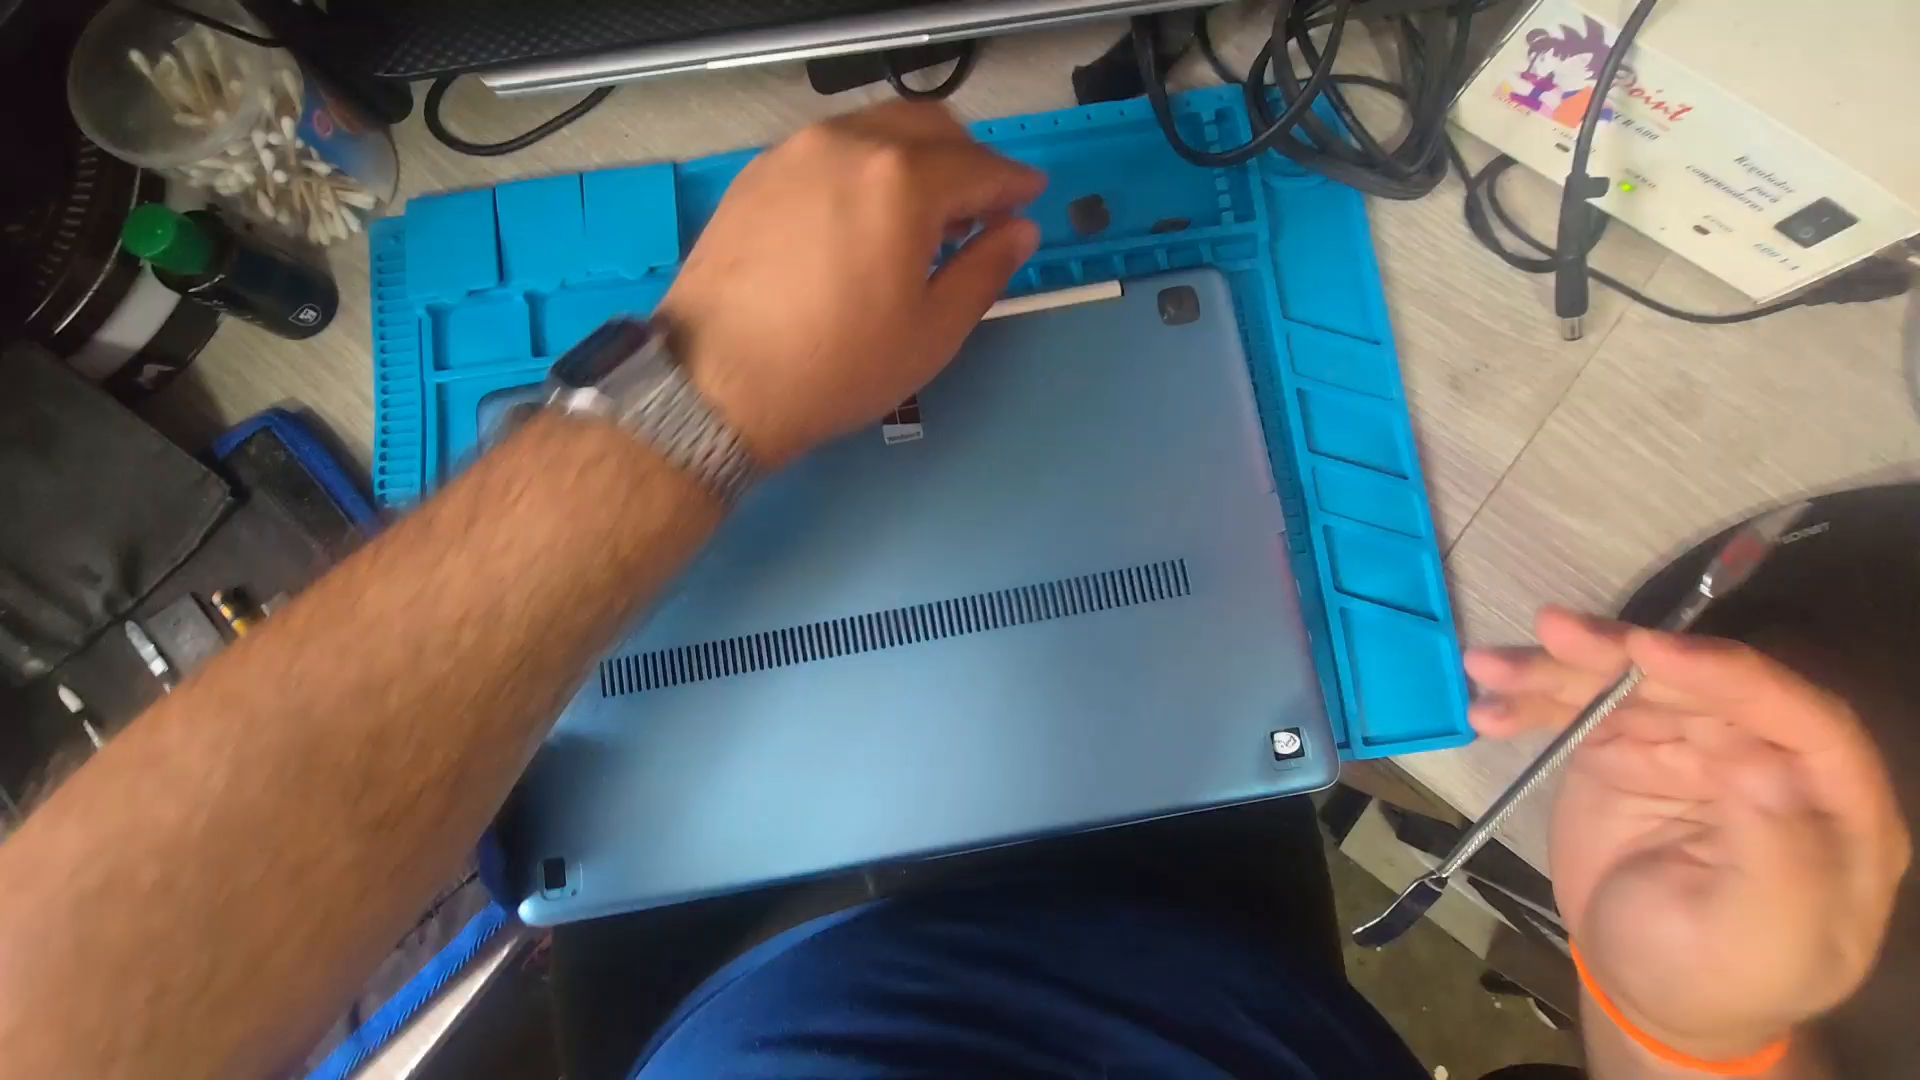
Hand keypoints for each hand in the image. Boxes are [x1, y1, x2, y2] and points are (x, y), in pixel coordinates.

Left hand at [660, 101, 1045, 468]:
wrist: (719, 384)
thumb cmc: (839, 367)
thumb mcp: (932, 332)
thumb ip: (985, 270)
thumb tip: (1018, 231)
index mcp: (902, 181)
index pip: (978, 167)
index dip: (1012, 184)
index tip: (1029, 197)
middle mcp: (848, 145)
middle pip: (928, 127)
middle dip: (966, 159)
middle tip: (978, 208)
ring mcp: (794, 153)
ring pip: (873, 130)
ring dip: (913, 159)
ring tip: (919, 216)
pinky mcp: (756, 175)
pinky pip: (828, 152)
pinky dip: (863, 170)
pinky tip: (860, 219)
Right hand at [1467, 608, 1909, 1061]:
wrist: (1642, 985)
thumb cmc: (1716, 974)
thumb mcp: (1757, 936)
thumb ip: (1775, 856)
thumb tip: (1762, 764)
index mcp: (1823, 800)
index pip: (1788, 715)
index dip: (1723, 673)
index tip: (1649, 649)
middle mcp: (1750, 755)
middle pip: (1685, 684)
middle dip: (1615, 654)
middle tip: (1551, 630)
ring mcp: (1675, 748)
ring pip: (1616, 686)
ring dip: (1550, 671)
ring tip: (1485, 665)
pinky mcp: (1612, 751)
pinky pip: (1566, 712)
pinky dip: (1523, 706)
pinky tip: (1485, 712)